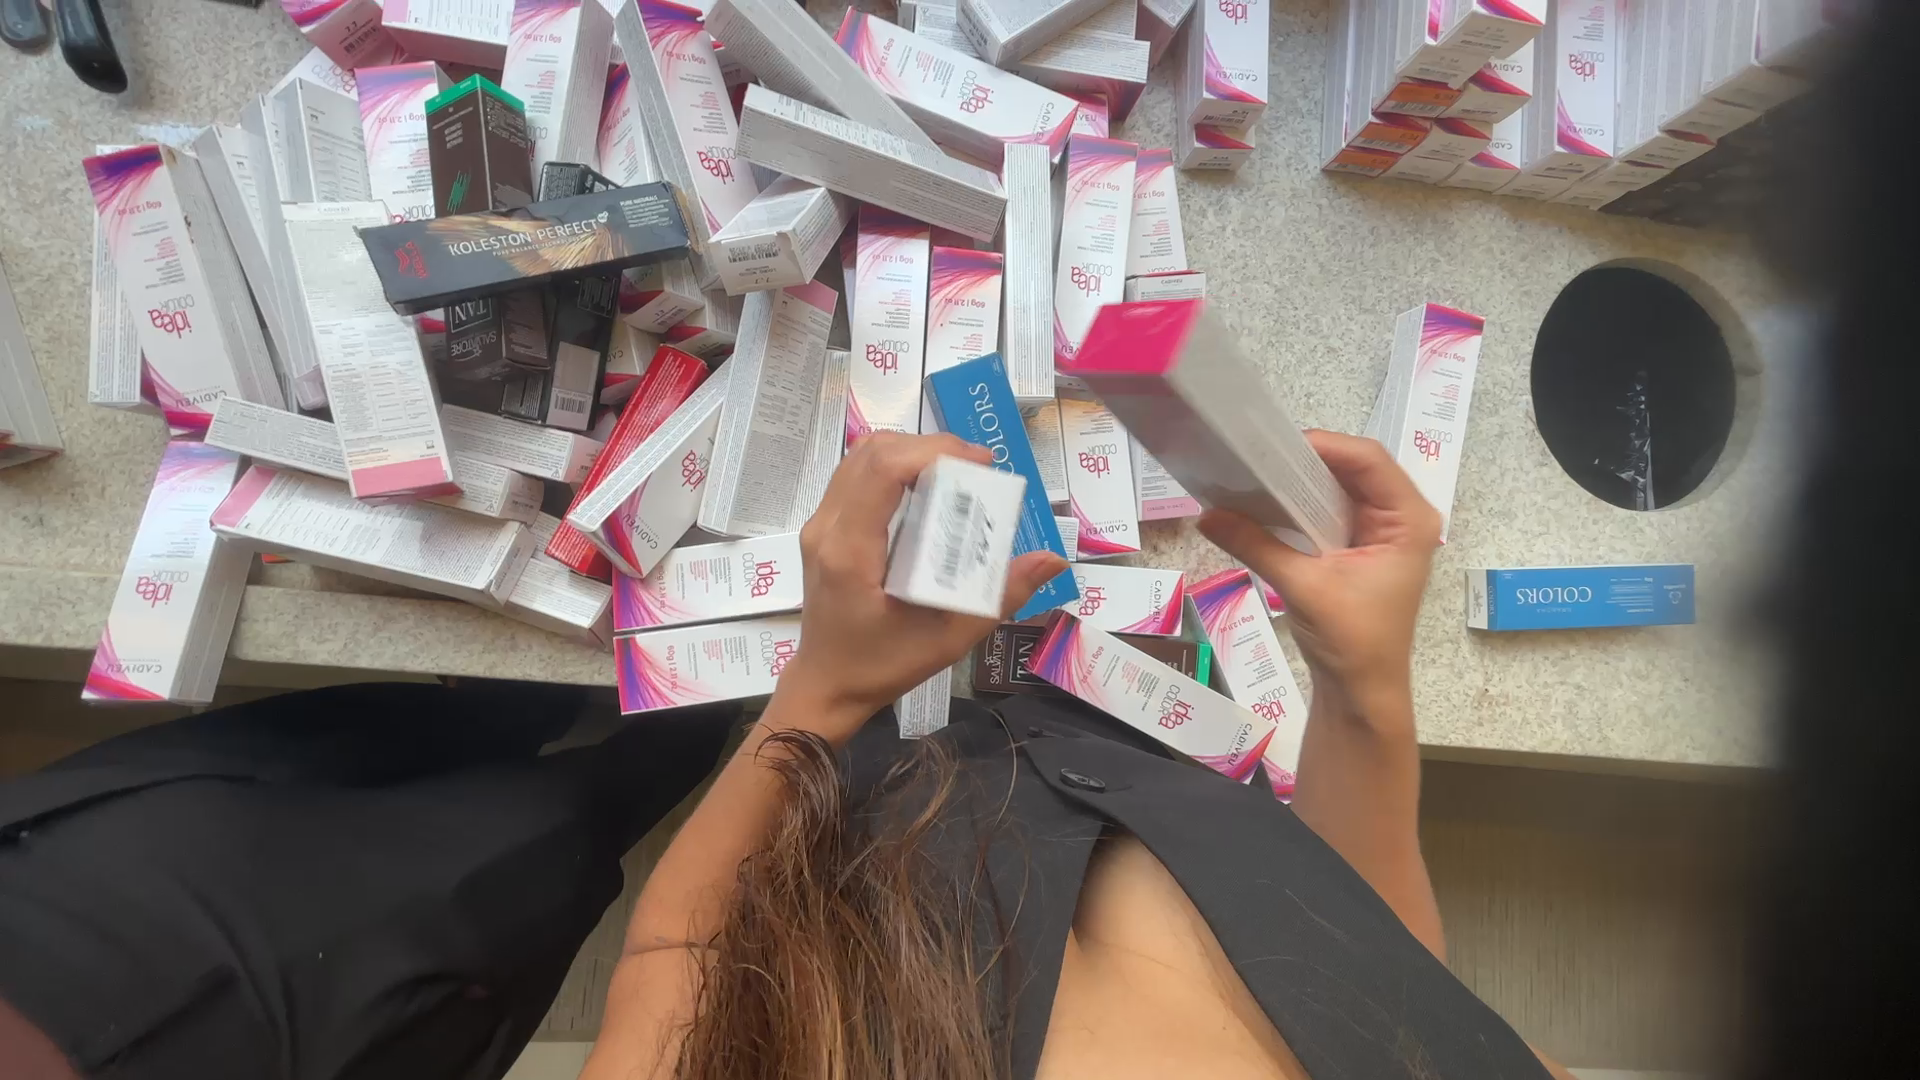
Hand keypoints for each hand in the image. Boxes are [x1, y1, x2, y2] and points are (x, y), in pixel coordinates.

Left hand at [773, 433, 1068, 740]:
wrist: (827, 685)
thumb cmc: (883, 666)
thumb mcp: (950, 639)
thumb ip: (1001, 596)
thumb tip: (1051, 560)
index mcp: (851, 552)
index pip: (884, 471)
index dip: (934, 452)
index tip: (980, 463)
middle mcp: (827, 529)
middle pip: (872, 453)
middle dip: (929, 447)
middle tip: (976, 468)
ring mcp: (818, 526)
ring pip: (860, 457)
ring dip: (910, 452)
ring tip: (954, 472)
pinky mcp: (822, 529)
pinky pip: (854, 476)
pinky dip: (892, 467)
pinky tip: (924, 487)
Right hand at [1198, 431, 1440, 712]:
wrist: (1360, 689)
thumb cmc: (1351, 638)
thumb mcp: (1301, 586)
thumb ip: (1254, 544)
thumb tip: (1205, 515)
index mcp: (1407, 519)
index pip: (1368, 459)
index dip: (1323, 446)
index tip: (1273, 448)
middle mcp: (1398, 516)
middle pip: (1352, 467)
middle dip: (1304, 460)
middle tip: (1255, 458)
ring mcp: (1378, 531)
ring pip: (1336, 487)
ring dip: (1298, 481)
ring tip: (1255, 474)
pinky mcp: (1355, 546)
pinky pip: (1325, 510)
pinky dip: (1296, 503)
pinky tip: (1264, 503)